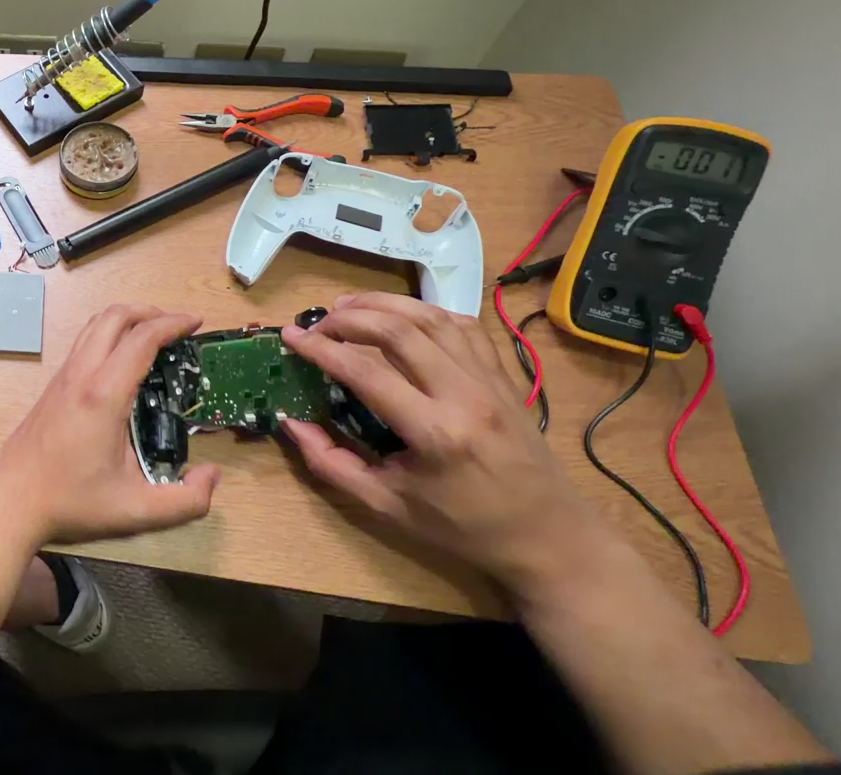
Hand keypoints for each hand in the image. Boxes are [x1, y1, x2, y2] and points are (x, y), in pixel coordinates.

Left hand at [0, 304, 220, 546]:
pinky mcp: (52, 387)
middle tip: (178, 326)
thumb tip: (213, 475)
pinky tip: (123, 362)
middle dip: (150, 312)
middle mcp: (80, 376)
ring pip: (93, 326)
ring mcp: (62, 378)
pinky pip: (83, 344)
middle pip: (113, 317)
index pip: (141, 339)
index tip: (197, 321)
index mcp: (103, 395)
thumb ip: (186, 501)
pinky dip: (108, 335)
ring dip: (126, 320)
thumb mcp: (136, 510)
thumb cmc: (71, 502)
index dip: (172, 323)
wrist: (10, 500)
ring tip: (154, 336)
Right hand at [279, 292, 611, 596]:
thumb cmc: (462, 527)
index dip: (321, 349)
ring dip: (384, 304)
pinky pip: (463, 326)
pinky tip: (400, 317)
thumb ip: (330, 463)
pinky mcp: (505, 376)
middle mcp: (464, 395)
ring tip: (348, 306)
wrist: (549, 536)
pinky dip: (426, 312)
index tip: (291, 337)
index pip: (365, 372)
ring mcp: (490, 380)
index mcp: (434, 432)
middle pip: (399, 330)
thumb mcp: (386, 505)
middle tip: (318, 324)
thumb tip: (291, 422)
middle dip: (349, 318)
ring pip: (432, 318)